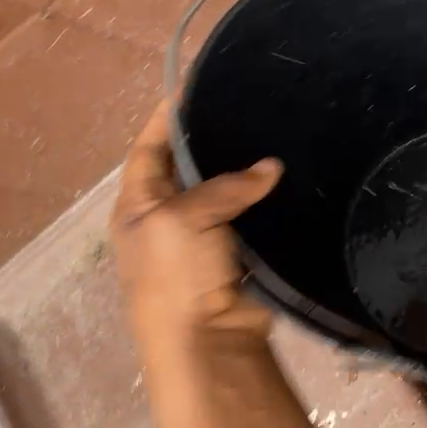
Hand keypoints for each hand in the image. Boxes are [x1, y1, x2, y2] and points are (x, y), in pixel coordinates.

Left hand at [111, 102, 283, 360]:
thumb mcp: (184, 220)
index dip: (165, 119)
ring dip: (244, 171)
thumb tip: (270, 167)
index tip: (193, 88)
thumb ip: (224, 187)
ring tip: (274, 138)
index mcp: (137, 207)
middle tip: (248, 110)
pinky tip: (289, 183)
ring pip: (224, 192)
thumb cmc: (176, 276)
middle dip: (211, 141)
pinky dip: (266, 200)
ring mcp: (202, 238)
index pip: (148, 150)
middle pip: (187, 168)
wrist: (205, 339)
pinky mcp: (237, 254)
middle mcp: (166, 219)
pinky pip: (251, 216)